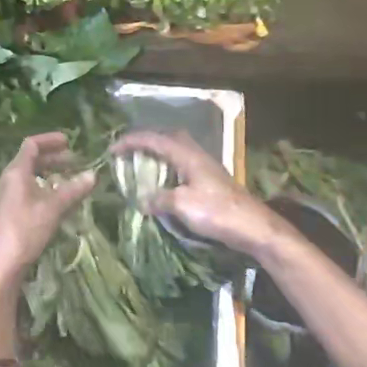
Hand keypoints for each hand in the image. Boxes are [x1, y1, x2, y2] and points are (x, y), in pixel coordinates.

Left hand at [0, 132, 95, 290]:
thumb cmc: (24, 230)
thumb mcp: (52, 208)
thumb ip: (73, 190)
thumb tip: (93, 174)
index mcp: (15, 172)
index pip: (31, 145)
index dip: (50, 141)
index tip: (69, 141)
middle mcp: (8, 181)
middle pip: (30, 161)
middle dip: (53, 159)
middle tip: (75, 162)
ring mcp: (6, 198)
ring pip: (29, 178)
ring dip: (49, 176)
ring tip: (70, 182)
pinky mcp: (7, 214)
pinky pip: (27, 193)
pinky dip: (43, 191)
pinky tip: (57, 204)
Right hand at [112, 131, 291, 256]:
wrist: (254, 227)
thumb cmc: (217, 212)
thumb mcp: (181, 205)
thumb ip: (158, 198)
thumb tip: (142, 200)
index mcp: (187, 155)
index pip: (154, 139)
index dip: (131, 141)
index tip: (112, 149)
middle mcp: (196, 155)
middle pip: (168, 138)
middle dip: (146, 142)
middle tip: (128, 152)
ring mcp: (205, 168)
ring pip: (176, 153)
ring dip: (157, 156)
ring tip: (141, 167)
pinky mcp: (210, 182)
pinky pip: (182, 166)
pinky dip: (167, 170)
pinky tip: (162, 184)